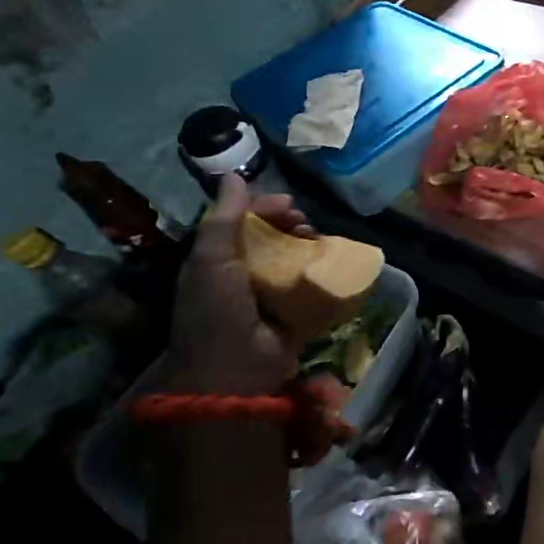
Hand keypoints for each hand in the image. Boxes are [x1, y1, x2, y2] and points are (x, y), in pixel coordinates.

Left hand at [163, 175, 314, 396]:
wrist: (234, 368)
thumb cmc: (216, 309)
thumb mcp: (211, 259)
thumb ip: (224, 219)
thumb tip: (234, 175)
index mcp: (219, 260)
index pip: (244, 222)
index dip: (265, 207)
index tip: (288, 202)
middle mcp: (246, 273)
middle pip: (274, 235)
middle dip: (291, 223)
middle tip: (303, 223)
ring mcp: (272, 292)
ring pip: (296, 255)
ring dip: (308, 243)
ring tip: (317, 239)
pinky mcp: (298, 310)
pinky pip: (313, 282)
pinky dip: (324, 268)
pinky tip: (332, 260)